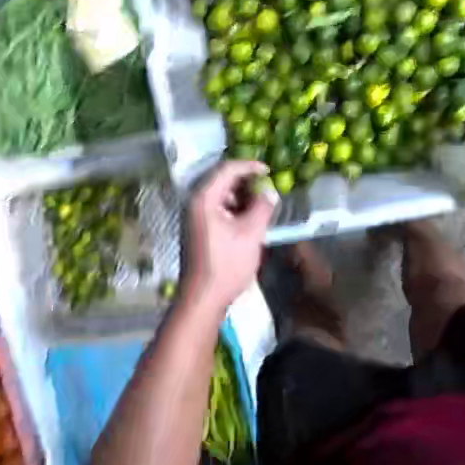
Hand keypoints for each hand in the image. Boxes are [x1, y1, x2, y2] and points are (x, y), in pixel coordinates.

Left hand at [176, 160, 275, 314]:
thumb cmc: (227, 264)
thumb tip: (270, 192)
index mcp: (204, 198)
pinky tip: (250, 219)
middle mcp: (195, 203)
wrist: (203, 297)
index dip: (249, 166)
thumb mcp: (251, 233)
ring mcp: (194, 217)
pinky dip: (234, 209)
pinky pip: (217, 209)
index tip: (269, 170)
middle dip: (246, 182)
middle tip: (267, 188)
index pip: (227, 169)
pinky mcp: (198, 230)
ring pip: (220, 196)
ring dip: (241, 196)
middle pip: (221, 180)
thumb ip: (263, 207)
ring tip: (262, 205)